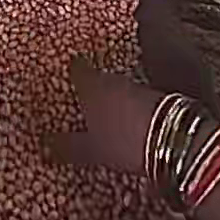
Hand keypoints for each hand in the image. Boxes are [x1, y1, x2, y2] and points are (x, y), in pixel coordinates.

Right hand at [48, 60, 163, 174]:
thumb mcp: (91, 149)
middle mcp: (115, 81)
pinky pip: (140, 101)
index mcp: (92, 86)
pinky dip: (134, 109)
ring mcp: (140, 88)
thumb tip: (43, 146)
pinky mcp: (161, 100)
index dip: (73, 70)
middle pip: (100, 78)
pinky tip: (133, 124)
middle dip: (94, 86)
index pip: (78, 70)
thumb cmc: (123, 139)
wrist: (175, 139)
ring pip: (121, 89)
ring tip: (109, 114)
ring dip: (116, 98)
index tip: (69, 70)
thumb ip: (68, 146)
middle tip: (86, 97)